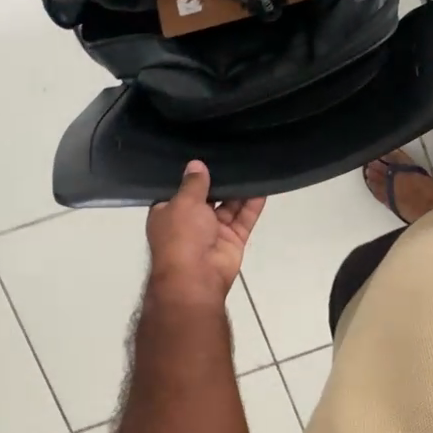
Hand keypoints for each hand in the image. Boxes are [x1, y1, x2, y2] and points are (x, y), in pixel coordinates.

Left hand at [144, 161, 264, 308]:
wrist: (196, 277)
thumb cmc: (180, 236)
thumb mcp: (183, 203)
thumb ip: (193, 183)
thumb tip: (196, 164)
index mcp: (170, 213)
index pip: (181, 190)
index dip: (192, 176)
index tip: (204, 156)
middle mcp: (191, 221)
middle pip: (208, 197)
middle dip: (219, 181)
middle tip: (234, 155)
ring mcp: (214, 231)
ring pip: (229, 206)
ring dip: (239, 190)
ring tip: (251, 165)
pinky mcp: (234, 239)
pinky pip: (244, 218)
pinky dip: (253, 204)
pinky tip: (262, 187)